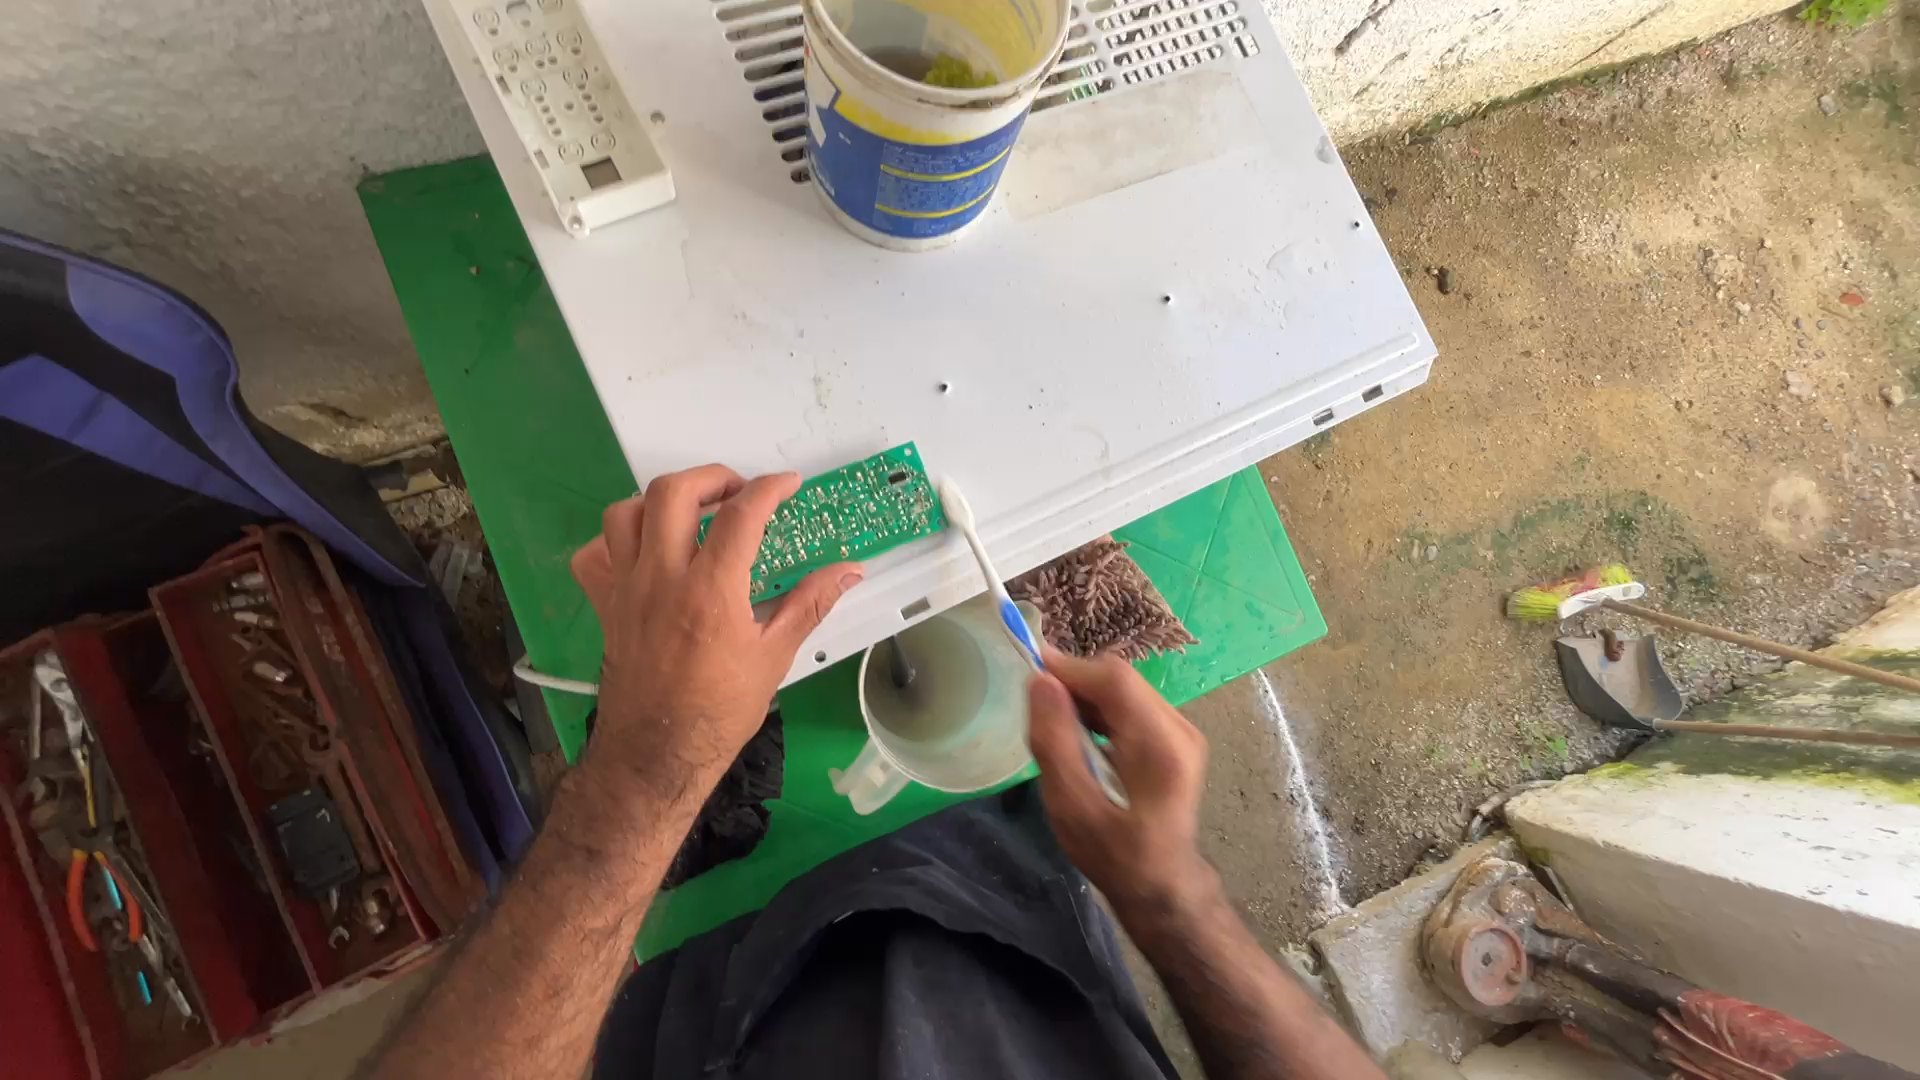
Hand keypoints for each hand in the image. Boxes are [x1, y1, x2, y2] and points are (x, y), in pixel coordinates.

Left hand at [570, 466, 861, 787]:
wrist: (657, 755)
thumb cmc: (721, 709)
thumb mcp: (776, 655)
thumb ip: (810, 602)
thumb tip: (850, 571)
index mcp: (711, 590)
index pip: (742, 515)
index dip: (769, 488)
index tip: (788, 484)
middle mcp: (662, 577)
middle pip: (672, 493)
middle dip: (710, 477)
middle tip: (738, 492)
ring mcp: (625, 589)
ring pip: (624, 512)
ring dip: (660, 501)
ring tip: (692, 514)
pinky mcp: (604, 605)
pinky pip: (593, 555)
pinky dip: (616, 541)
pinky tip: (645, 551)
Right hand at [1026, 648, 1213, 917]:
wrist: (1162, 890)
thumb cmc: (1114, 855)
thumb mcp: (1072, 807)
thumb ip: (1054, 741)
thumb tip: (1040, 682)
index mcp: (1161, 744)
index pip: (1114, 679)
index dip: (1069, 667)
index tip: (1028, 670)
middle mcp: (1179, 728)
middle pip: (1120, 679)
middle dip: (1074, 683)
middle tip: (1037, 704)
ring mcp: (1181, 731)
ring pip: (1124, 689)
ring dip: (1085, 696)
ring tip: (1055, 723)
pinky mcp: (1174, 738)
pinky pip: (1130, 705)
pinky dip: (1100, 710)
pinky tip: (1080, 735)